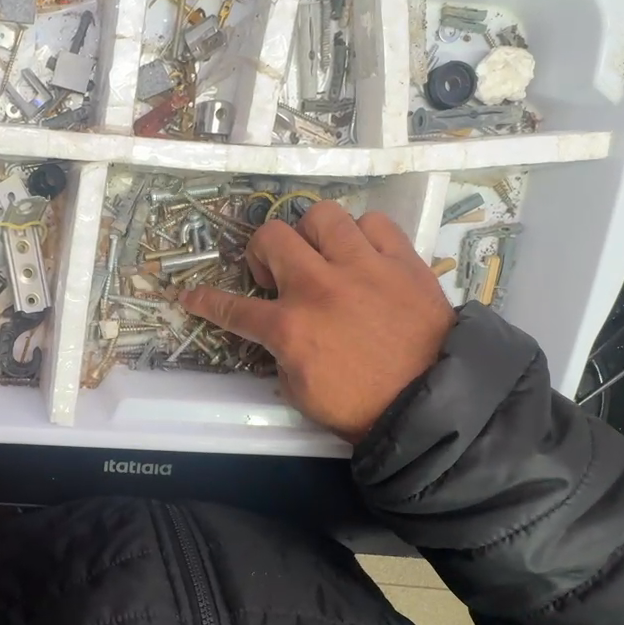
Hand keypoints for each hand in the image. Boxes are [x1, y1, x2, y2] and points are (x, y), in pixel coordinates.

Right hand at [179, 202, 452, 443]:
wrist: (434, 404)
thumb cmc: (360, 408)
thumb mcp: (300, 392)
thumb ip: (281, 355)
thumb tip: (280, 336)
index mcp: (289, 327)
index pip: (233, 308)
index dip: (205, 301)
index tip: (190, 296)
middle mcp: (319, 287)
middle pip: (271, 238)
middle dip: (262, 253)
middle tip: (275, 276)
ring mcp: (363, 267)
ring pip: (321, 216)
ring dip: (311, 235)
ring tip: (320, 256)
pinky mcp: (403, 261)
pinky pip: (375, 224)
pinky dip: (362, 236)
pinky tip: (364, 257)